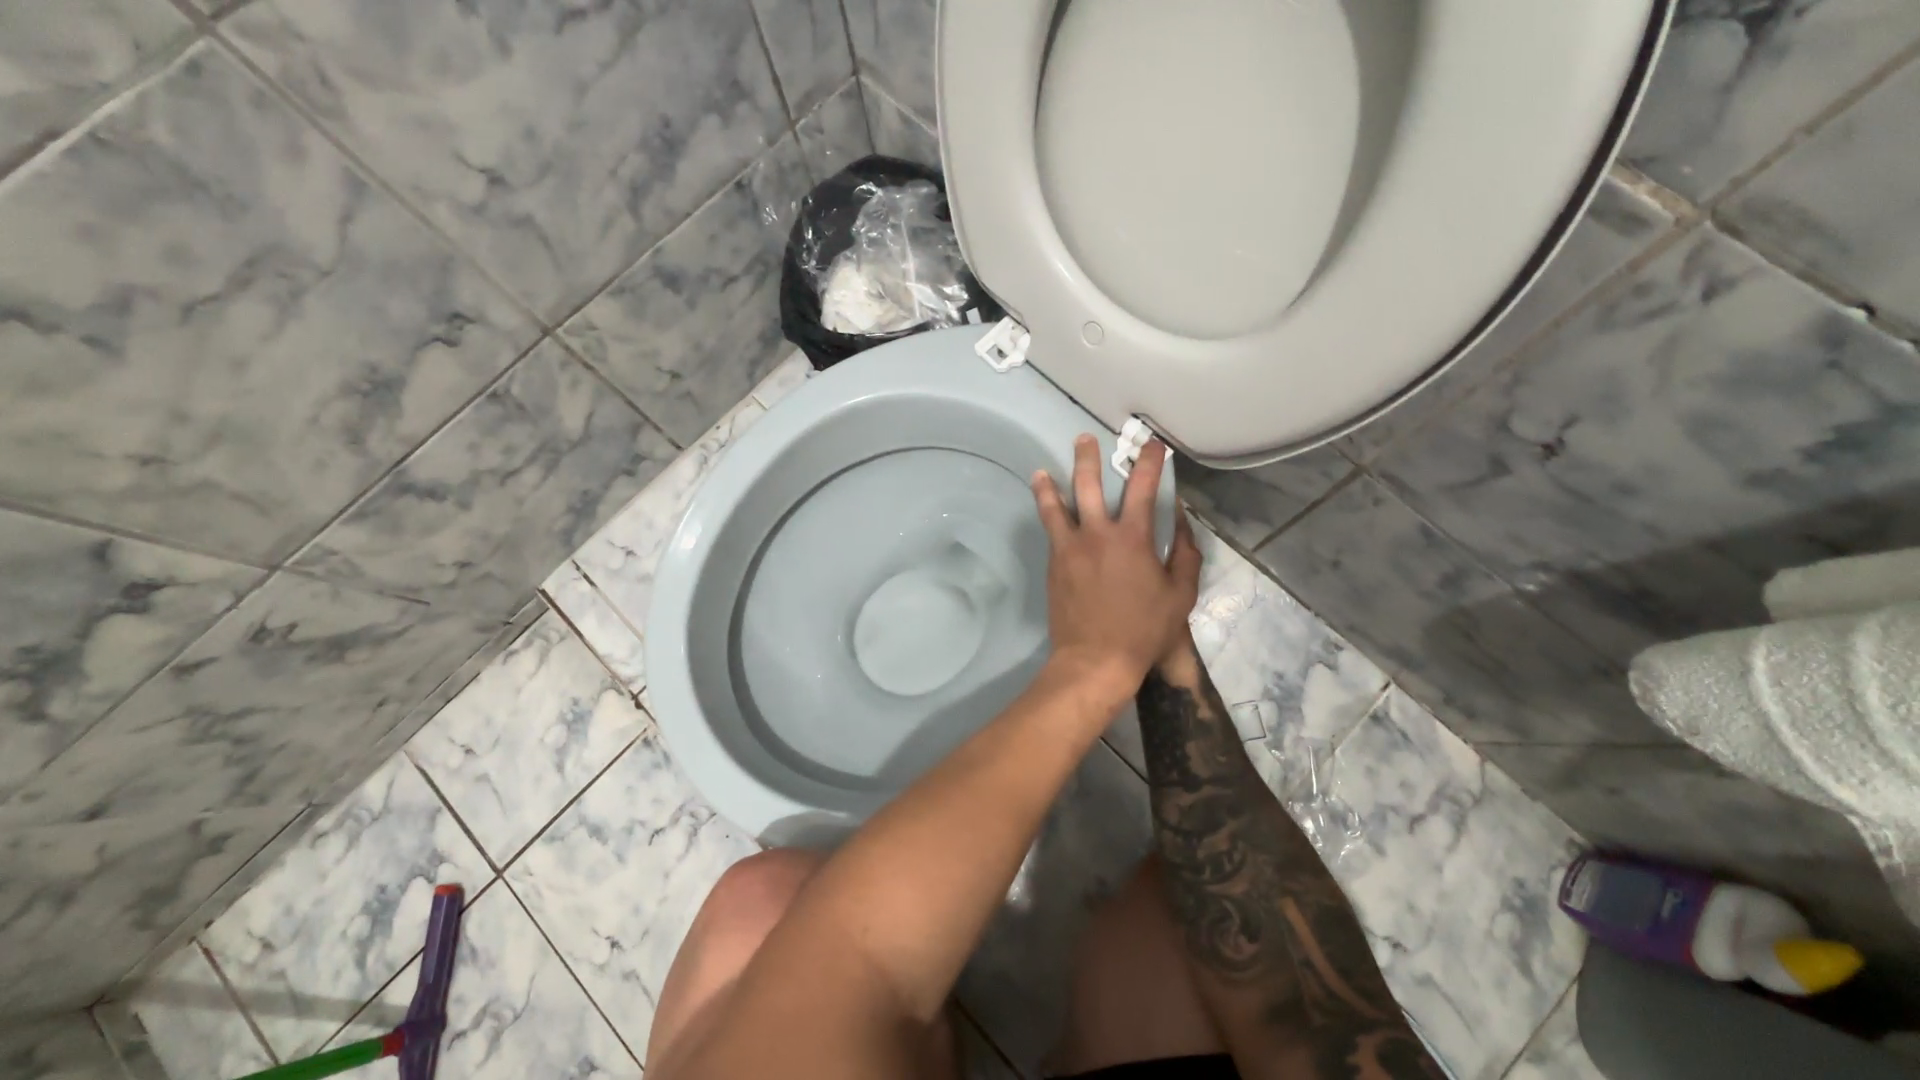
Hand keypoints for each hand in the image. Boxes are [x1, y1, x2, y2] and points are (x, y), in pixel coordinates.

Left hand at [1031, 434, 1202, 689]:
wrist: (1095, 659)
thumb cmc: (1144, 630)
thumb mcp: (1180, 595)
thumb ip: (1185, 554)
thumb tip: (1184, 521)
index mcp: (1134, 538)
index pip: (1143, 488)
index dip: (1150, 462)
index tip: (1153, 445)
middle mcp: (1098, 534)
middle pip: (1089, 485)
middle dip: (1088, 457)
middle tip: (1085, 438)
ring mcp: (1070, 548)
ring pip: (1056, 505)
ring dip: (1051, 483)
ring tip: (1043, 469)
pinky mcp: (1054, 565)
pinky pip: (1050, 531)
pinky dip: (1047, 514)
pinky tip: (1047, 509)